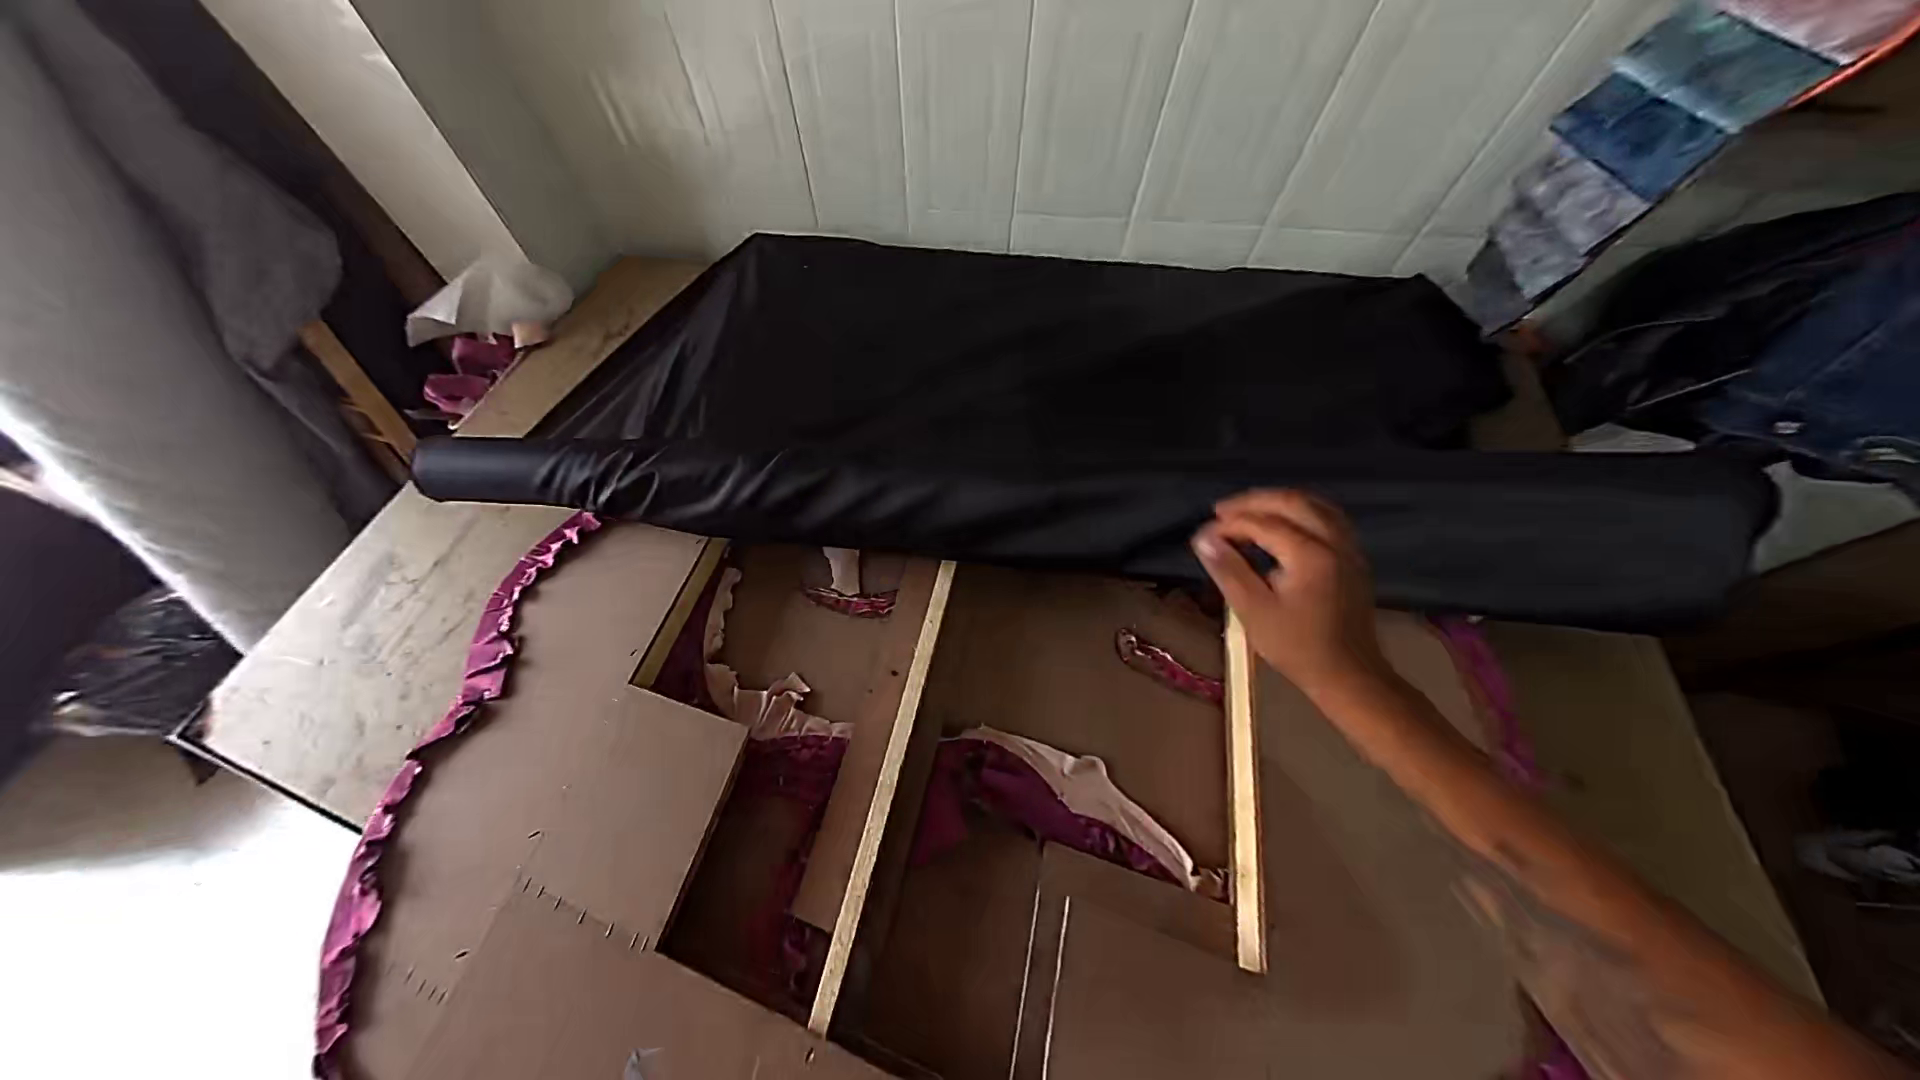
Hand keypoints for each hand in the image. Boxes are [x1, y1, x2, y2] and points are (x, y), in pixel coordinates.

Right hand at [1192, 490, 1390, 697]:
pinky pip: (1327, 518)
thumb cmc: (1296, 646)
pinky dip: (1300, 512)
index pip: (1262, 523)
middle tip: (1220, 511)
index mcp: (1310, 554)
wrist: (1348, 675)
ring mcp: (1349, 548)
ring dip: (1278, 502)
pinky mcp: (1353, 557)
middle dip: (1253, 501)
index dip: (1229, 524)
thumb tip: (1202, 537)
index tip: (1202, 535)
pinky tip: (1281, 524)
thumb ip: (1228, 569)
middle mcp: (1334, 541)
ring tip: (1247, 512)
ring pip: (1314, 505)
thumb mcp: (1253, 610)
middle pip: (1292, 502)